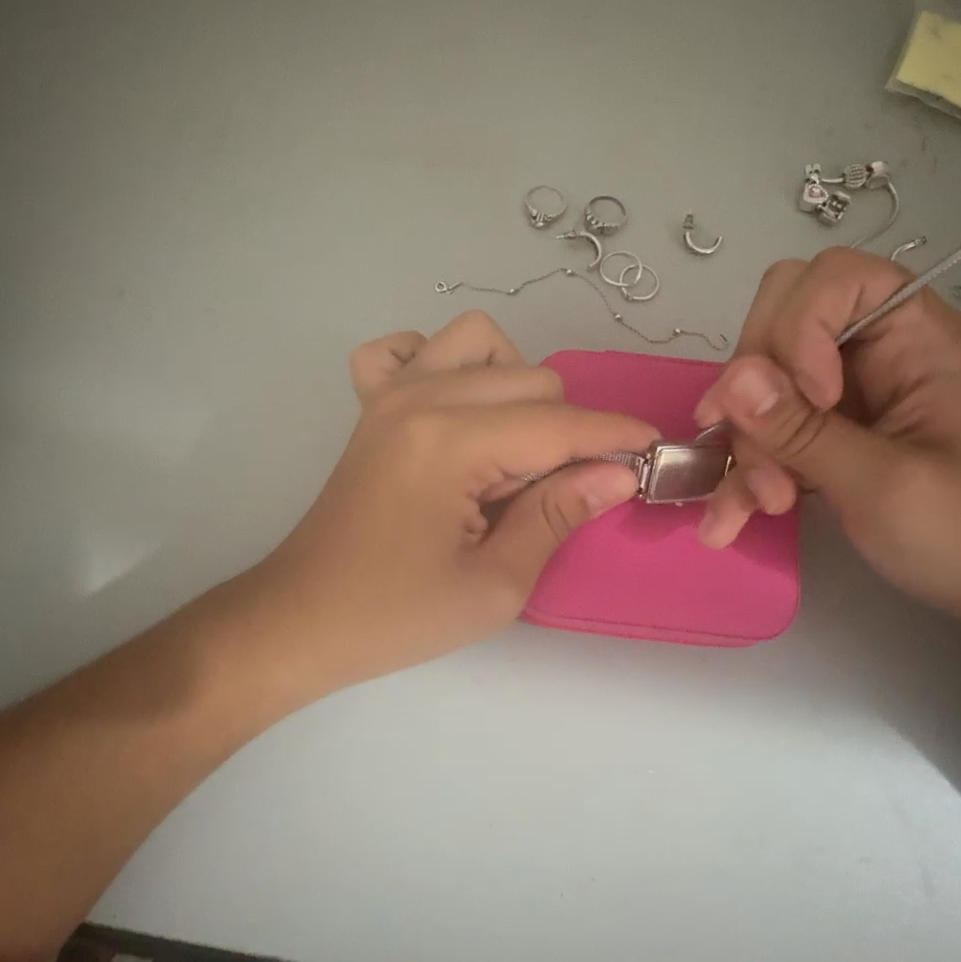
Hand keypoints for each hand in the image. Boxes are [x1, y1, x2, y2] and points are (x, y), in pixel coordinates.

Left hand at [210, 312, 658, 703]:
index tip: (657, 453)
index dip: (616, 437)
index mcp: (452, 443)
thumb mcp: (494, 584)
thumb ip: (558, 514)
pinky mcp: (371, 402)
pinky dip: (444, 364)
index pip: (559, 423)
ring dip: (515, 386)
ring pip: (482, 342)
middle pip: (533, 379)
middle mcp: (421, 396)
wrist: (303, 618)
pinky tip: (454, 410)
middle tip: (557, 493)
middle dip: (567, 430)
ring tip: (510, 449)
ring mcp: (390, 391)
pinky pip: (410, 347)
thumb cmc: (397, 615)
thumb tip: (618, 472)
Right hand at [693, 250, 960, 621]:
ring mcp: (840, 391)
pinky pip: (759, 429)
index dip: (805, 323)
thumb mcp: (883, 483)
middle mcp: (872, 350)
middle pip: (778, 319)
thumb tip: (732, 379)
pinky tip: (729, 520)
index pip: (837, 277)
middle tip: (763, 451)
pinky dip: (740, 471)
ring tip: (764, 502)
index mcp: (914, 337)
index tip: (815, 397)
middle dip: (756, 387)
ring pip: (757, 379)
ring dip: (746, 442)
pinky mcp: (817, 431)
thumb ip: (803, 431)